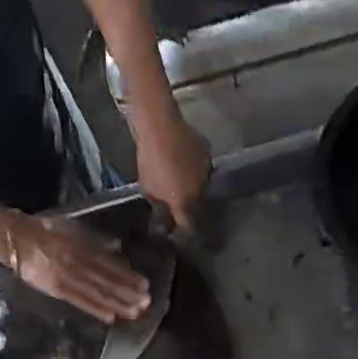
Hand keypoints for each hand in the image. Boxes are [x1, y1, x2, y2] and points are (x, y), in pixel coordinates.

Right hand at [4, 212, 149, 324]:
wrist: (15, 237)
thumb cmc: (43, 230)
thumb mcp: (71, 228)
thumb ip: (94, 239)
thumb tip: (117, 247)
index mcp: (84, 246)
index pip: (111, 264)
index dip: (128, 275)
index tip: (145, 285)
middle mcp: (80, 261)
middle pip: (108, 280)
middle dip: (128, 293)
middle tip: (147, 303)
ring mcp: (68, 276)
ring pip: (98, 292)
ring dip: (118, 303)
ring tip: (135, 313)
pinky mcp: (56, 289)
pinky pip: (80, 301)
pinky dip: (96, 309)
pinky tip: (111, 318)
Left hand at [133, 111, 209, 234]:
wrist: (161, 127)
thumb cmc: (150, 161)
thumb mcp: (148, 189)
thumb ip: (159, 206)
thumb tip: (164, 219)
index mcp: (184, 203)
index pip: (189, 226)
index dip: (184, 231)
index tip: (178, 230)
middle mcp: (200, 192)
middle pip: (198, 207)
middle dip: (189, 209)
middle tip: (178, 205)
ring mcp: (206, 172)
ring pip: (202, 187)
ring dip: (194, 189)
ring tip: (182, 182)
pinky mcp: (208, 154)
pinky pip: (203, 168)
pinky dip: (196, 170)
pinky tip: (185, 163)